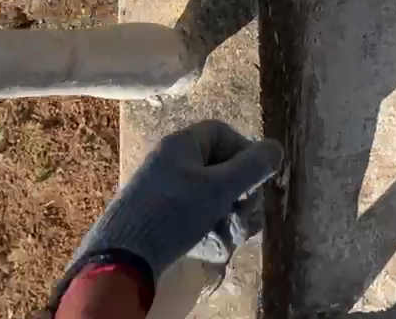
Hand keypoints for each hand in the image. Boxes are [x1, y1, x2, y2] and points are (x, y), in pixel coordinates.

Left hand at [68, 120, 281, 279]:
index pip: (223, 134)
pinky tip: (213, 247)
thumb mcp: (220, 188)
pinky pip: (191, 214)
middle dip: (240, 193)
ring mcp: (160, 191)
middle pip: (219, 166)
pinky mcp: (154, 218)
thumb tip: (277, 149)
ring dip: (228, 215)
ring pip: (208, 195)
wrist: (117, 262)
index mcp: (181, 144)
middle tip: (248, 216)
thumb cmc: (173, 214)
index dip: (245, 153)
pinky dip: (207, 227)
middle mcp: (169, 162)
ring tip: (233, 238)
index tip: (253, 179)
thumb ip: (253, 166)